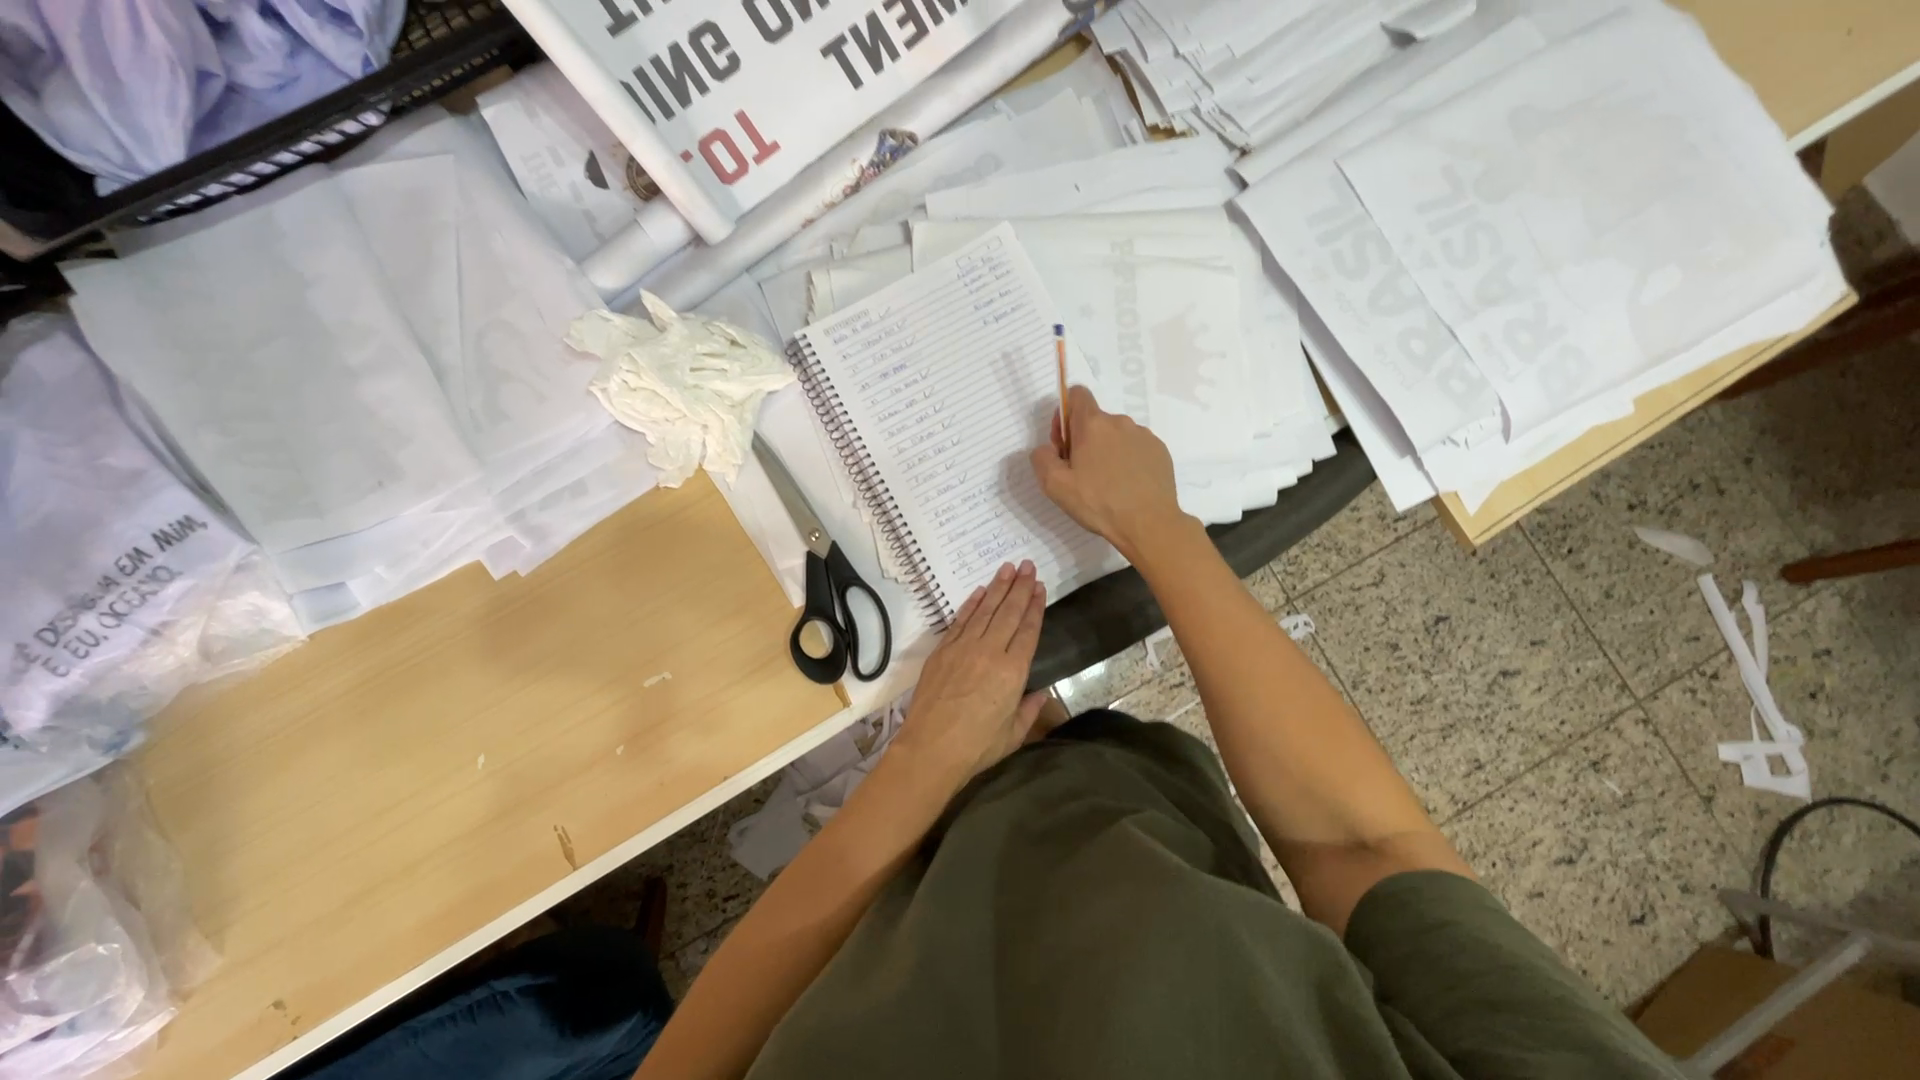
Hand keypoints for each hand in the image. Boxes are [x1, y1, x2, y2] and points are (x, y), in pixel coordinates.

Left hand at [890, 560, 1048, 786]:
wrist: (931, 748)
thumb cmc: (977, 747)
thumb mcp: (1013, 734)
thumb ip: (1029, 710)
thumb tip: (1040, 694)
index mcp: (1013, 671)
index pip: (1028, 630)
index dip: (1035, 606)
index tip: (1040, 587)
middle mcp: (990, 652)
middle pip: (1009, 613)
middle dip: (1020, 587)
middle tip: (1028, 565)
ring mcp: (963, 649)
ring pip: (985, 611)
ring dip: (998, 588)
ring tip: (1008, 568)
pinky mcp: (942, 652)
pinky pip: (960, 621)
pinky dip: (972, 604)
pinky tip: (981, 591)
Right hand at [1030, 385, 1190, 560]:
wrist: (1149, 524)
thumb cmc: (1098, 503)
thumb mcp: (1055, 486)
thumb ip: (1041, 459)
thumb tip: (1047, 449)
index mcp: (1092, 424)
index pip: (1077, 394)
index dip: (1065, 414)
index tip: (1064, 442)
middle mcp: (1120, 422)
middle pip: (1095, 420)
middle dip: (1084, 440)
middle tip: (1082, 473)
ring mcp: (1143, 435)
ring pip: (1116, 435)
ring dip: (1107, 451)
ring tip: (1107, 484)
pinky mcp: (1159, 451)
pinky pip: (1136, 448)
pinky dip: (1128, 461)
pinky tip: (1127, 486)